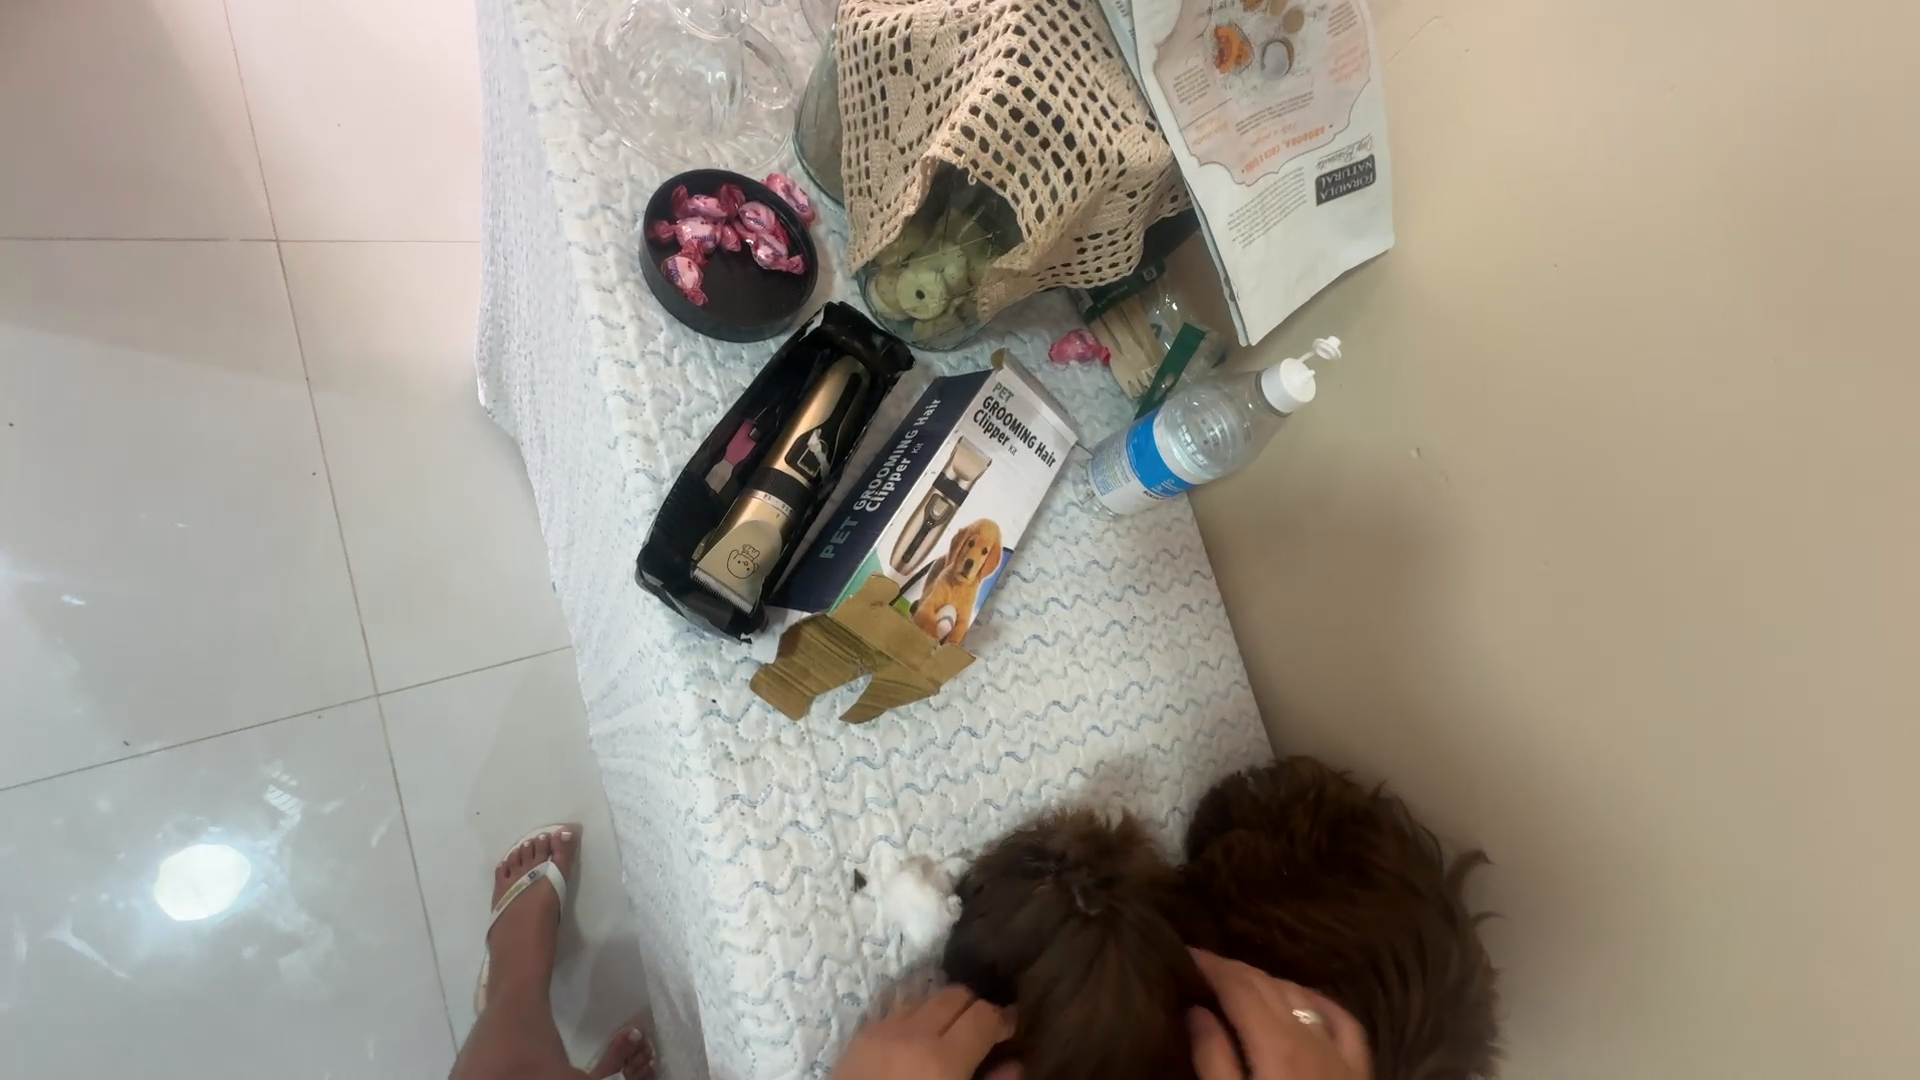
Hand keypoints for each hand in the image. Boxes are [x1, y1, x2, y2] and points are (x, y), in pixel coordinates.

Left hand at [832, 985, 1014, 1079]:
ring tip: (950, 1036)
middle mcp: (914, 1033)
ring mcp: (884, 1029)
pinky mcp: (861, 1035)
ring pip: (926, 997)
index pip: (984, 1014)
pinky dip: (916, 1018)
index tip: (1012, 1028)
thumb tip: (1014, 1064)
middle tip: (984, 1031)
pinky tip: (917, 1043)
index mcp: (943, 1060)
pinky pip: (898, 1011)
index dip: (1003, 1018)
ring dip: (944, 1010)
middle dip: (975, 1007)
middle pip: (955, 994)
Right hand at [1187, 949, 1370, 1079]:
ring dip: (1267, 982)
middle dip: (1232, 970)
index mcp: (1275, 1045)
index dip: (1209, 964)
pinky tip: (1303, 1002)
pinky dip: (1317, 1003)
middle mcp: (1311, 1038)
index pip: (1237, 984)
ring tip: (1241, 986)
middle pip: (1266, 983)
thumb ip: (1213, 1060)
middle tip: (1203, 969)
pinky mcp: (1361, 1076)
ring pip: (1300, 995)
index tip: (1183, 955)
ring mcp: (1341, 1056)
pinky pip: (1342, 1022)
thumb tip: (1196, 1010)